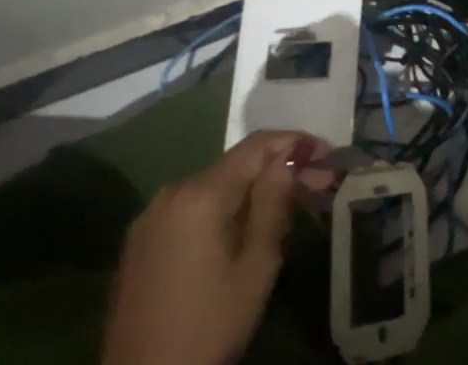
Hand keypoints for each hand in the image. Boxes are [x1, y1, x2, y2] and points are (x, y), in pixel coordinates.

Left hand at [102, 130, 337, 364]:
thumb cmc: (209, 325)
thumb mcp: (256, 267)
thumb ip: (274, 204)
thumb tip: (286, 160)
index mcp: (201, 196)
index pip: (257, 146)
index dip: (296, 142)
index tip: (327, 156)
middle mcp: (171, 193)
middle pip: (235, 165)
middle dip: (277, 170)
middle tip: (316, 189)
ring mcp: (150, 217)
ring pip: (213, 187)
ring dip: (250, 191)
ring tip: (285, 212)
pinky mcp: (140, 240)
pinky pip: (191, 209)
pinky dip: (221, 210)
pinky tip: (241, 232)